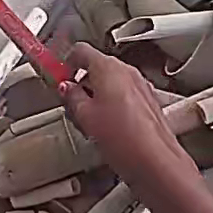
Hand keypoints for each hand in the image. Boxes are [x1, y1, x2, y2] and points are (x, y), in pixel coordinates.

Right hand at [60, 44, 204, 212]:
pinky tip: (106, 125)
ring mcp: (141, 86)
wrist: (156, 162)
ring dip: (97, 93)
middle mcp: (127, 71)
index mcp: (108, 68)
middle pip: (97, 65)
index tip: (57, 74)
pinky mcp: (148, 102)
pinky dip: (112, 103)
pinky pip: (125, 94)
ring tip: (86, 117)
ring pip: (111, 80)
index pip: (81, 50)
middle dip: (81, 80)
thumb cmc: (125, 139)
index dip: (65, 61)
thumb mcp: (85, 117)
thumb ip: (72, 96)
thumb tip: (66, 88)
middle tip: (68, 98)